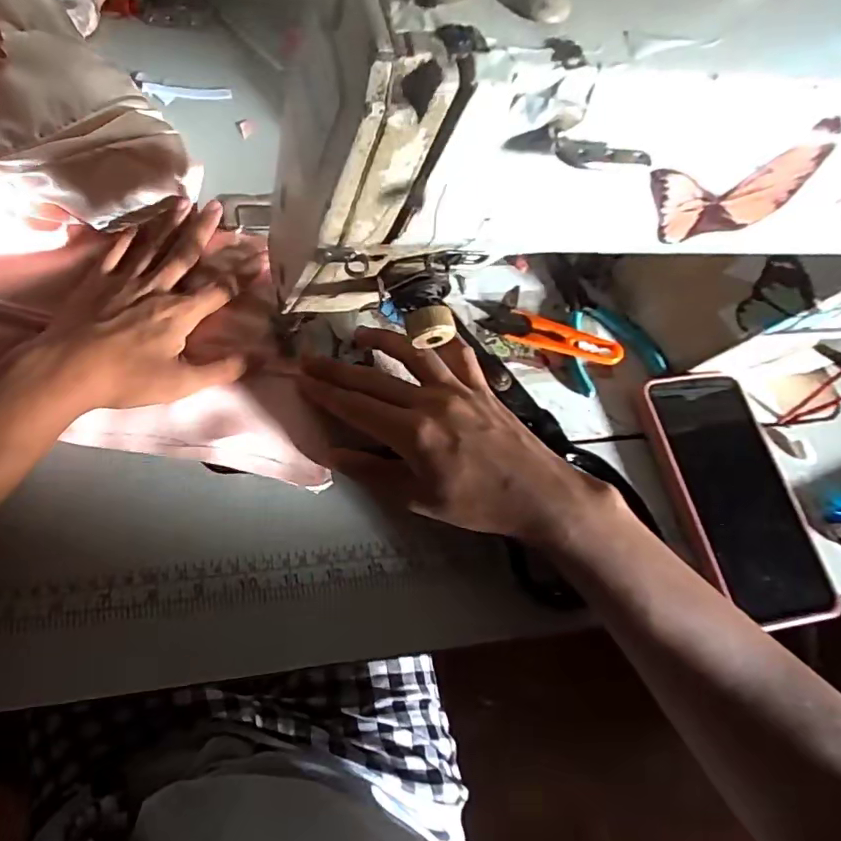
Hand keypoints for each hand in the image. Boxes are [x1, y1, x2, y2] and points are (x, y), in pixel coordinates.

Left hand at [29, 197, 256, 411]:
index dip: (242, 275)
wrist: (67, 369)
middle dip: (204, 230)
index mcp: (179, 313)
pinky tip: (137, 225)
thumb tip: (253, 359)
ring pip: (153, 246)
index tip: (260, 257)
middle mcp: (157, 288)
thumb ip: (219, 371)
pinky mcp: (97, 280)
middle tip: (217, 206)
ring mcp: (125, 280)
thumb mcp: (179, 384)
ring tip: (184, 202)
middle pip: (185, 254)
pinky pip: (117, 252)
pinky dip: (128, 237)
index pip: (219, 290)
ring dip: (170, 223)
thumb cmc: (126, 379)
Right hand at [298, 327, 617, 541]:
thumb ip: (374, 474)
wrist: (539, 493)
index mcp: (413, 433)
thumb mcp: (419, 500)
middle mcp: (431, 400)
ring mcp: (458, 388)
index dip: (326, 393)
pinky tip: (427, 337)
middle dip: (337, 368)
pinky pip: (457, 354)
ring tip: (360, 335)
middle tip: (310, 358)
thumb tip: (335, 454)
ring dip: (383, 339)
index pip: (357, 407)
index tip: (302, 380)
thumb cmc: (477, 505)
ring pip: (412, 353)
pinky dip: (439, 341)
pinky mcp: (481, 385)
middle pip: (374, 378)